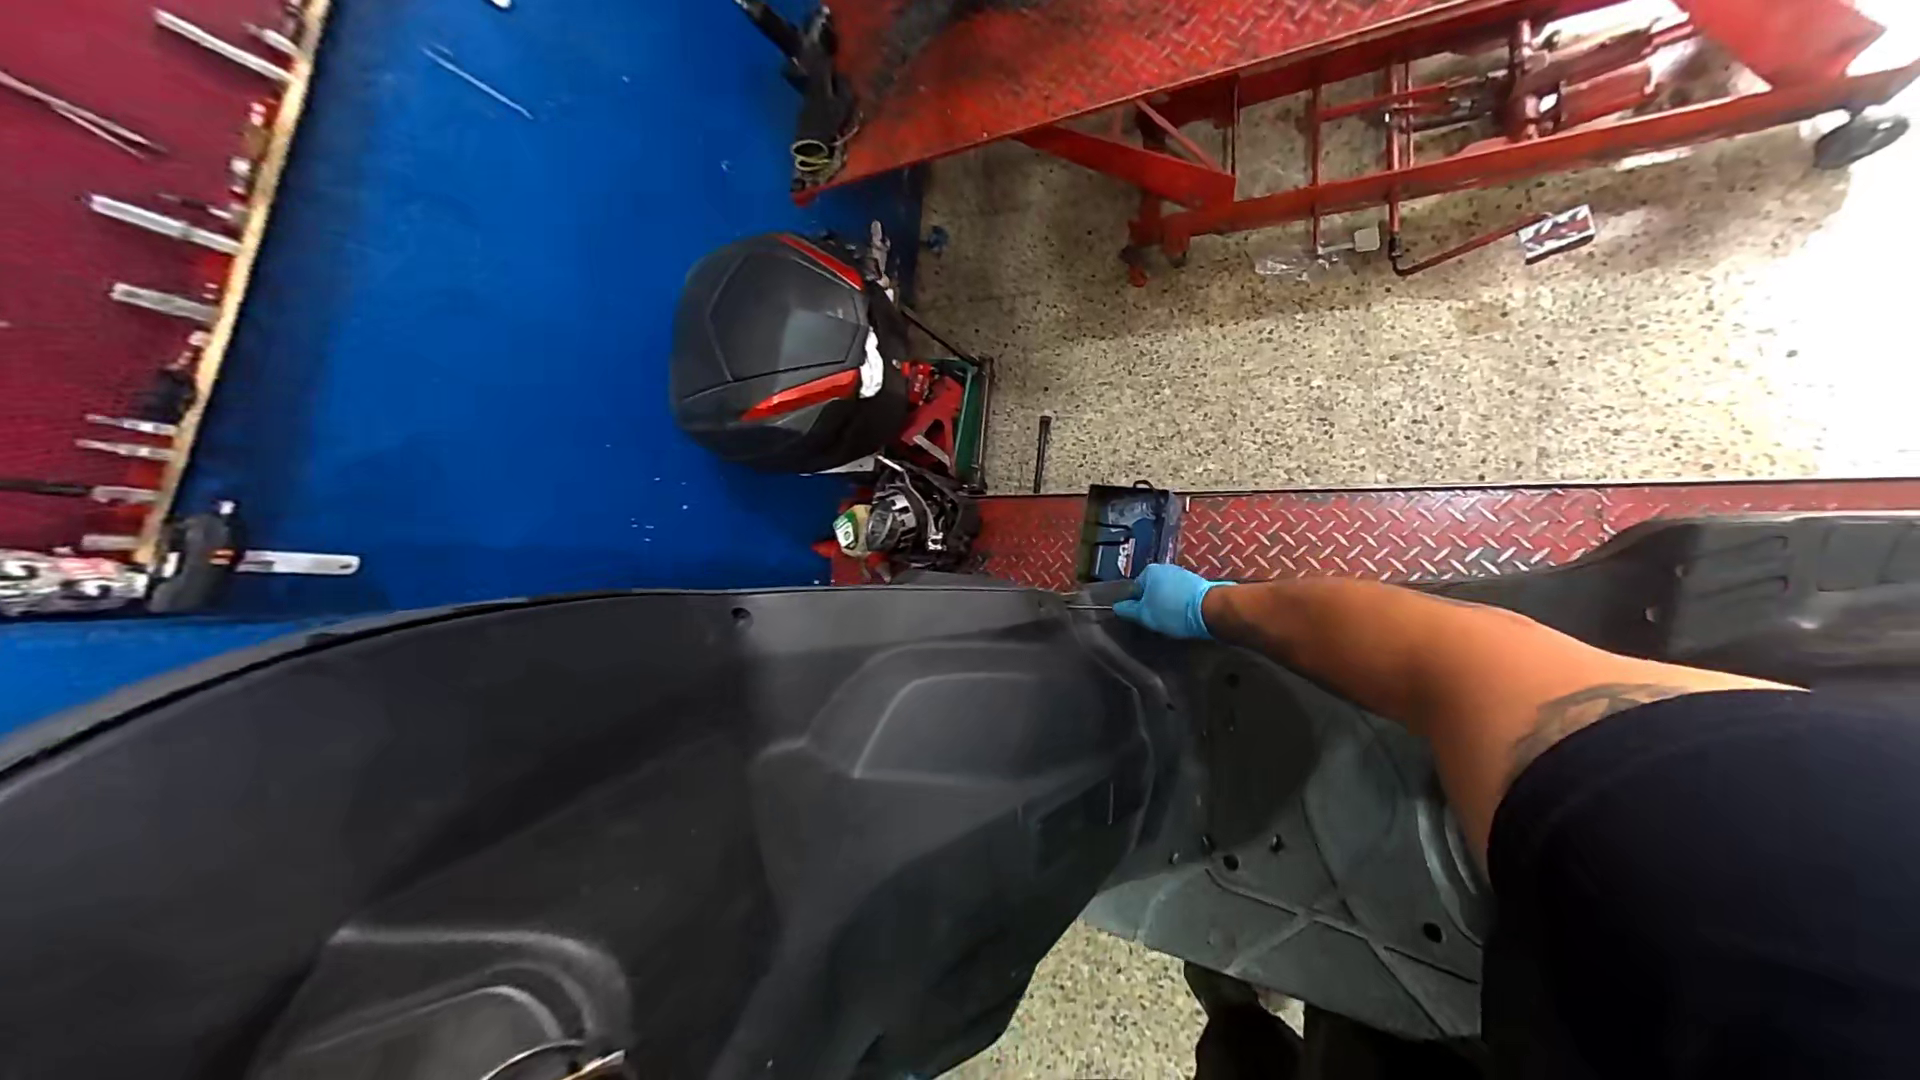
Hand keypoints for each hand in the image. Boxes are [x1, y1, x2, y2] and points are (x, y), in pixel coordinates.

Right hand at [1112, 563, 1225, 639]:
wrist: (1212, 609)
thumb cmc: (1173, 611)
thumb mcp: (1145, 615)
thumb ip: (1128, 611)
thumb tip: (1117, 607)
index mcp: (1149, 571)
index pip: (1135, 588)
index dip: (1136, 604)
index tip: (1141, 617)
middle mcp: (1166, 568)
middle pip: (1153, 589)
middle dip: (1153, 604)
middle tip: (1156, 621)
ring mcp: (1185, 574)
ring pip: (1169, 593)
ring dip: (1169, 605)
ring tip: (1172, 621)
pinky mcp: (1199, 584)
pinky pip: (1184, 596)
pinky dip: (1182, 605)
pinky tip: (1185, 617)